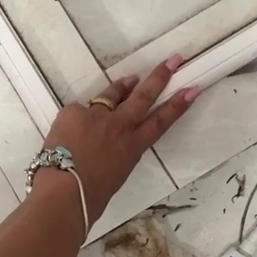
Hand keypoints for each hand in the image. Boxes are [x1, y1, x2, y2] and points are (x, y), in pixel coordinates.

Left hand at [36, 56, 200, 218]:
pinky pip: (78, 110)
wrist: (64, 190)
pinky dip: (78, 116)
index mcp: (132, 147)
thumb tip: (105, 144)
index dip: (177, 105)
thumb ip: (116, 154)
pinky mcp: (73, 111)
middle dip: (160, 77)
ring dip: (123, 86)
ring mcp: (96, 115)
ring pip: (112, 94)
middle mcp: (119, 127)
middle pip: (143, 97)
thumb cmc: (90, 196)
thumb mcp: (115, 174)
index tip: (192, 89)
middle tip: (173, 60)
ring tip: (130, 79)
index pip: (160, 122)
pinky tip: (72, 127)